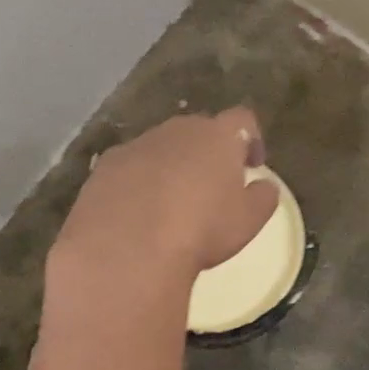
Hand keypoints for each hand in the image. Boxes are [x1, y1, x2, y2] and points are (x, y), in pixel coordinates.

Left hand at [55, 108, 278, 279]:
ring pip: (162, 148)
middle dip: (209, 153)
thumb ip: (262, 197)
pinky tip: (141, 214)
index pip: (243, 120)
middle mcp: (176, 130)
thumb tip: (263, 185)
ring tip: (174, 204)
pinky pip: (131, 168)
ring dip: (172, 167)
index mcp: (217, 136)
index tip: (252, 164)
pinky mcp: (105, 167)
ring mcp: (136, 145)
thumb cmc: (201, 231)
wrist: (127, 249)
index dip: (251, 139)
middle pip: (199, 130)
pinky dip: (140, 183)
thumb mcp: (248, 221)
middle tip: (214, 186)